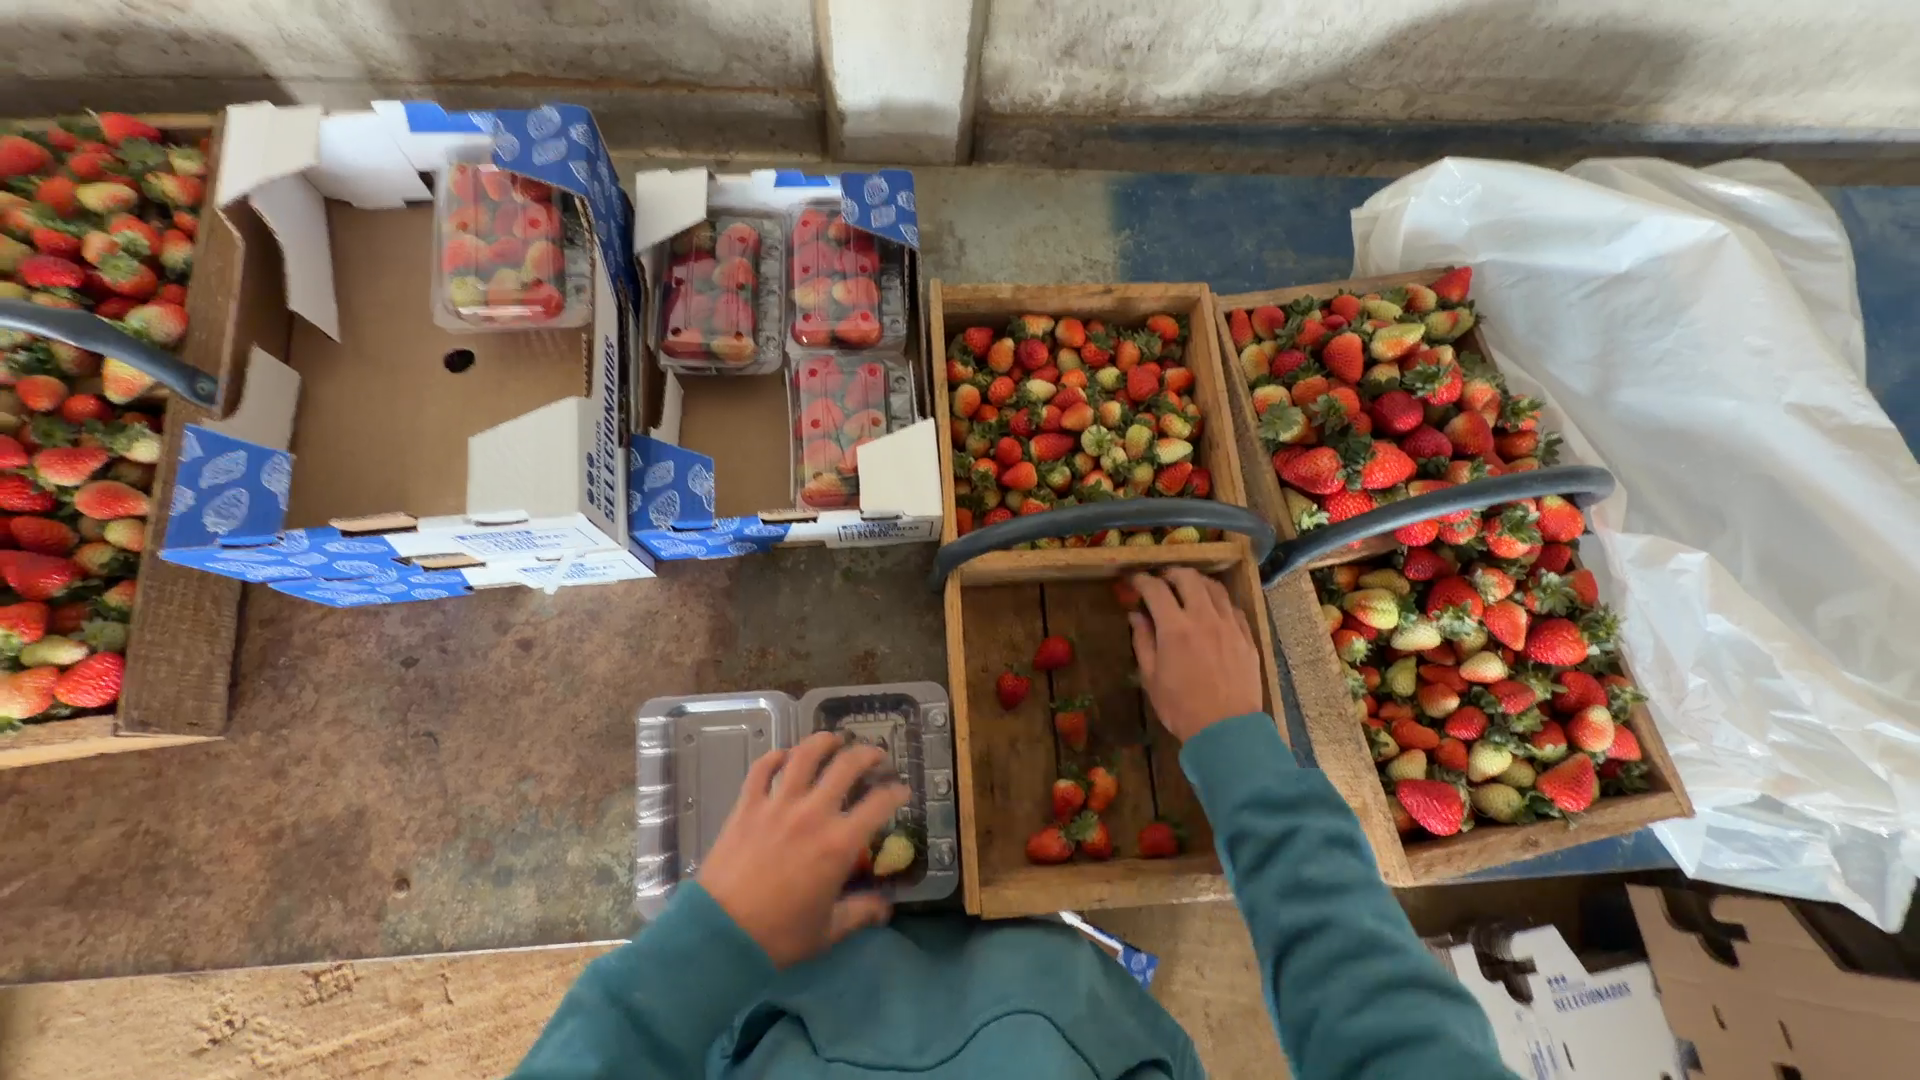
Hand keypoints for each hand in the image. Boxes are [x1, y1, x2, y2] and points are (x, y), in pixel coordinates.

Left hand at [697, 731, 908, 967]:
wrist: (719, 934)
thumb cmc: (779, 935)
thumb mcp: (828, 931)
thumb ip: (861, 913)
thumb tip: (885, 907)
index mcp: (840, 843)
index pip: (879, 804)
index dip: (896, 792)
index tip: (902, 790)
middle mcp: (813, 814)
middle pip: (847, 766)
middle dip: (868, 755)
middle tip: (876, 756)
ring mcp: (778, 805)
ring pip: (805, 756)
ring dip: (824, 741)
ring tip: (834, 739)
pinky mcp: (747, 806)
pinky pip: (761, 769)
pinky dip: (775, 756)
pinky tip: (784, 755)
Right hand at [1130, 568, 1263, 741]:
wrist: (1226, 730)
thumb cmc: (1180, 707)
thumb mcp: (1151, 677)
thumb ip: (1143, 641)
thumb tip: (1136, 616)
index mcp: (1174, 628)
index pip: (1155, 589)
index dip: (1142, 580)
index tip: (1134, 580)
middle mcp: (1203, 618)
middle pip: (1188, 578)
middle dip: (1171, 573)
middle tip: (1162, 580)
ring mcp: (1229, 626)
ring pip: (1215, 588)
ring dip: (1198, 582)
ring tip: (1188, 588)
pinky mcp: (1247, 638)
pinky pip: (1233, 608)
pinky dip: (1219, 602)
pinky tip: (1213, 609)